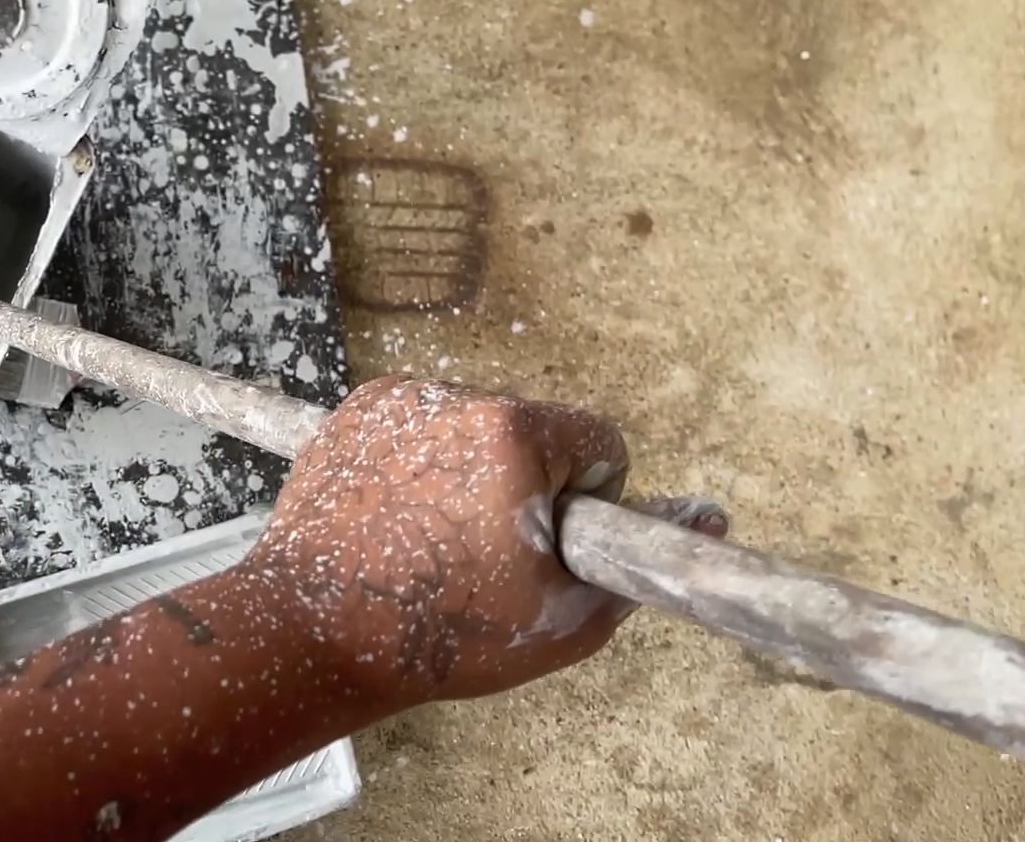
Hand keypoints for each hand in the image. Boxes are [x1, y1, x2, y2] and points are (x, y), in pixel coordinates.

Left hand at [244, 376, 727, 708]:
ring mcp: (392, 398)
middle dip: (524, 476)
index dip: (586, 497)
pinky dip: (419, 456)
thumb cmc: (441, 629)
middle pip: (528, 426)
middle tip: (481, 542)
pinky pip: (416, 423)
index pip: (597, 439)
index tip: (545, 536)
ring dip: (469, 464)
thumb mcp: (566, 616)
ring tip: (431, 531)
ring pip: (469, 424)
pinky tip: (396, 509)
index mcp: (511, 431)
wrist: (317, 623)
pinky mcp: (352, 409)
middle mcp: (450, 395)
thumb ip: (639, 561)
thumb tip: (707, 517)